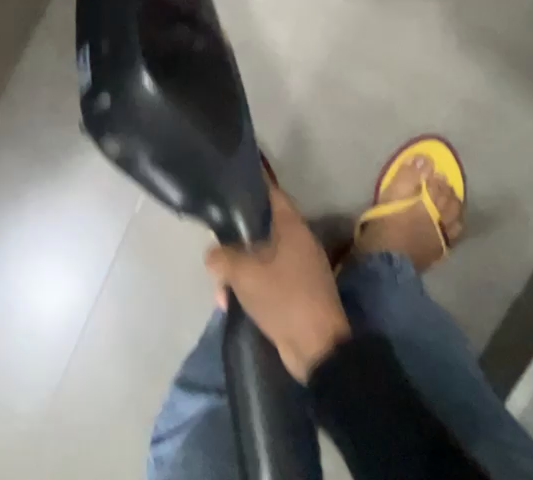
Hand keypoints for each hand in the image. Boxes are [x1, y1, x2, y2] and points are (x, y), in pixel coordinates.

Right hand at [206, 186, 351, 378]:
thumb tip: (213, 256)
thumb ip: (221, 257)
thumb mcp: (243, 273)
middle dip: (235, 237)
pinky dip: (249, 285)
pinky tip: (231, 301)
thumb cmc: (284, 299)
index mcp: (293, 228)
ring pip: (260, 255)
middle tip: (213, 243)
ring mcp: (300, 268)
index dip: (250, 185)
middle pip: (260, 226)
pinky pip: (266, 278)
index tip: (226, 182)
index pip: (270, 193)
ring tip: (221, 288)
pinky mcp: (297, 292)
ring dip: (239, 268)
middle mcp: (299, 243)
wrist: (318, 350)